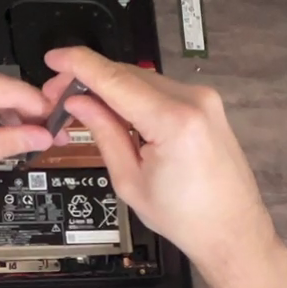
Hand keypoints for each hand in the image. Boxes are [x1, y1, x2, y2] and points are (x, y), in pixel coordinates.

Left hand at [0, 56, 53, 198]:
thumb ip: (9, 142)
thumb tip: (39, 136)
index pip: (15, 90)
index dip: (42, 110)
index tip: (59, 125)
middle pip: (4, 88)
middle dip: (27, 113)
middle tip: (48, 135)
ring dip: (9, 113)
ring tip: (28, 137)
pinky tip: (2, 129)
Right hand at [41, 47, 280, 280]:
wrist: (230, 229)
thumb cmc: (186, 216)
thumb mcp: (129, 180)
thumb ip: (104, 133)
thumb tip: (79, 105)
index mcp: (173, 122)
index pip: (115, 80)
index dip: (80, 65)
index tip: (55, 58)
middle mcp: (194, 101)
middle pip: (127, 75)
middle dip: (90, 80)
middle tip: (59, 96)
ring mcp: (204, 100)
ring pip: (142, 80)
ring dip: (110, 89)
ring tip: (84, 107)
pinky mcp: (206, 105)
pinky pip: (160, 90)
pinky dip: (132, 96)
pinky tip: (115, 111)